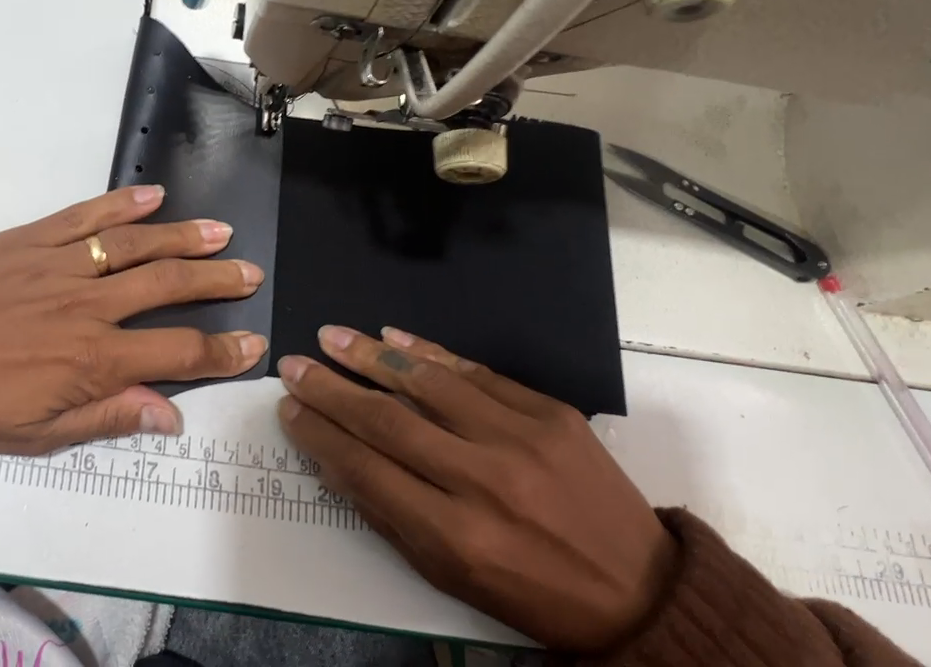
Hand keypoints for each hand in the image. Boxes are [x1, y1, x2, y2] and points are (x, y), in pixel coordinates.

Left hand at [0, 185, 266, 454]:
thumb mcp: (38, 435)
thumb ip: (108, 417)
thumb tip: (172, 413)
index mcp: (92, 360)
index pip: (177, 353)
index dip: (221, 350)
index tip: (252, 343)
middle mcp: (87, 306)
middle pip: (167, 287)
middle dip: (216, 281)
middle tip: (249, 272)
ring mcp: (59, 265)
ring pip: (134, 245)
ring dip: (182, 237)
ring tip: (219, 231)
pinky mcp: (30, 239)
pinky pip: (84, 216)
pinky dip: (120, 204)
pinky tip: (152, 196)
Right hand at [277, 326, 674, 653]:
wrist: (641, 590)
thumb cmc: (531, 594)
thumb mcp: (449, 577)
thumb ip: (388, 514)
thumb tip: (335, 458)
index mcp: (454, 535)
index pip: (364, 469)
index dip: (319, 434)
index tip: (289, 408)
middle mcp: (483, 481)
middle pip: (387, 421)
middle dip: (330, 389)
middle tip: (293, 365)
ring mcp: (521, 439)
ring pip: (428, 384)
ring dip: (371, 357)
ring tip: (332, 337)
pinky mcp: (550, 413)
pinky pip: (477, 372)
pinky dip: (430, 352)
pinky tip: (393, 337)